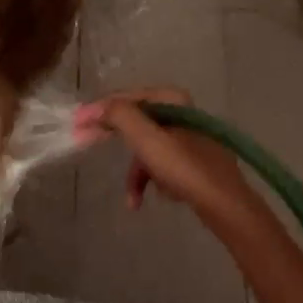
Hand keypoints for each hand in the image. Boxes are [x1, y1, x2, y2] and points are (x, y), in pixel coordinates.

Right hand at [74, 89, 249, 216]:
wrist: (226, 205)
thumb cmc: (183, 168)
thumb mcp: (146, 139)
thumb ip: (119, 115)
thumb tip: (97, 107)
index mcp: (171, 99)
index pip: (126, 97)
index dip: (99, 108)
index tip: (76, 122)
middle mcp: (180, 112)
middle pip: (135, 120)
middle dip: (112, 136)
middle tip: (83, 142)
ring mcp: (188, 137)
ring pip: (147, 146)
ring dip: (135, 171)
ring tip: (131, 198)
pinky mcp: (193, 160)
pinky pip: (162, 164)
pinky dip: (151, 180)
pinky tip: (149, 199)